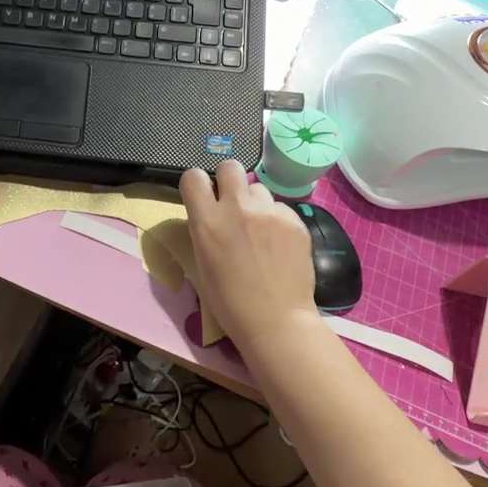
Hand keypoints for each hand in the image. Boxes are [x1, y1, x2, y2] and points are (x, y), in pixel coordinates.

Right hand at [179, 160, 317, 346]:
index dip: (197, 184)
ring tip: (259, 231)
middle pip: (230, 166)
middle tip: (232, 204)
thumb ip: (203, 229)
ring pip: (258, 189)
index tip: (203, 197)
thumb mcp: (202, 262)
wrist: (275, 320)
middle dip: (228, 181)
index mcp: (206, 221)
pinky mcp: (294, 221)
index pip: (193, 176)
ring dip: (255, 204)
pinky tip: (279, 245)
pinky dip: (277, 221)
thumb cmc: (229, 301)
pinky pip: (281, 208)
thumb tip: (210, 215)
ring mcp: (269, 212)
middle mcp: (236, 208)